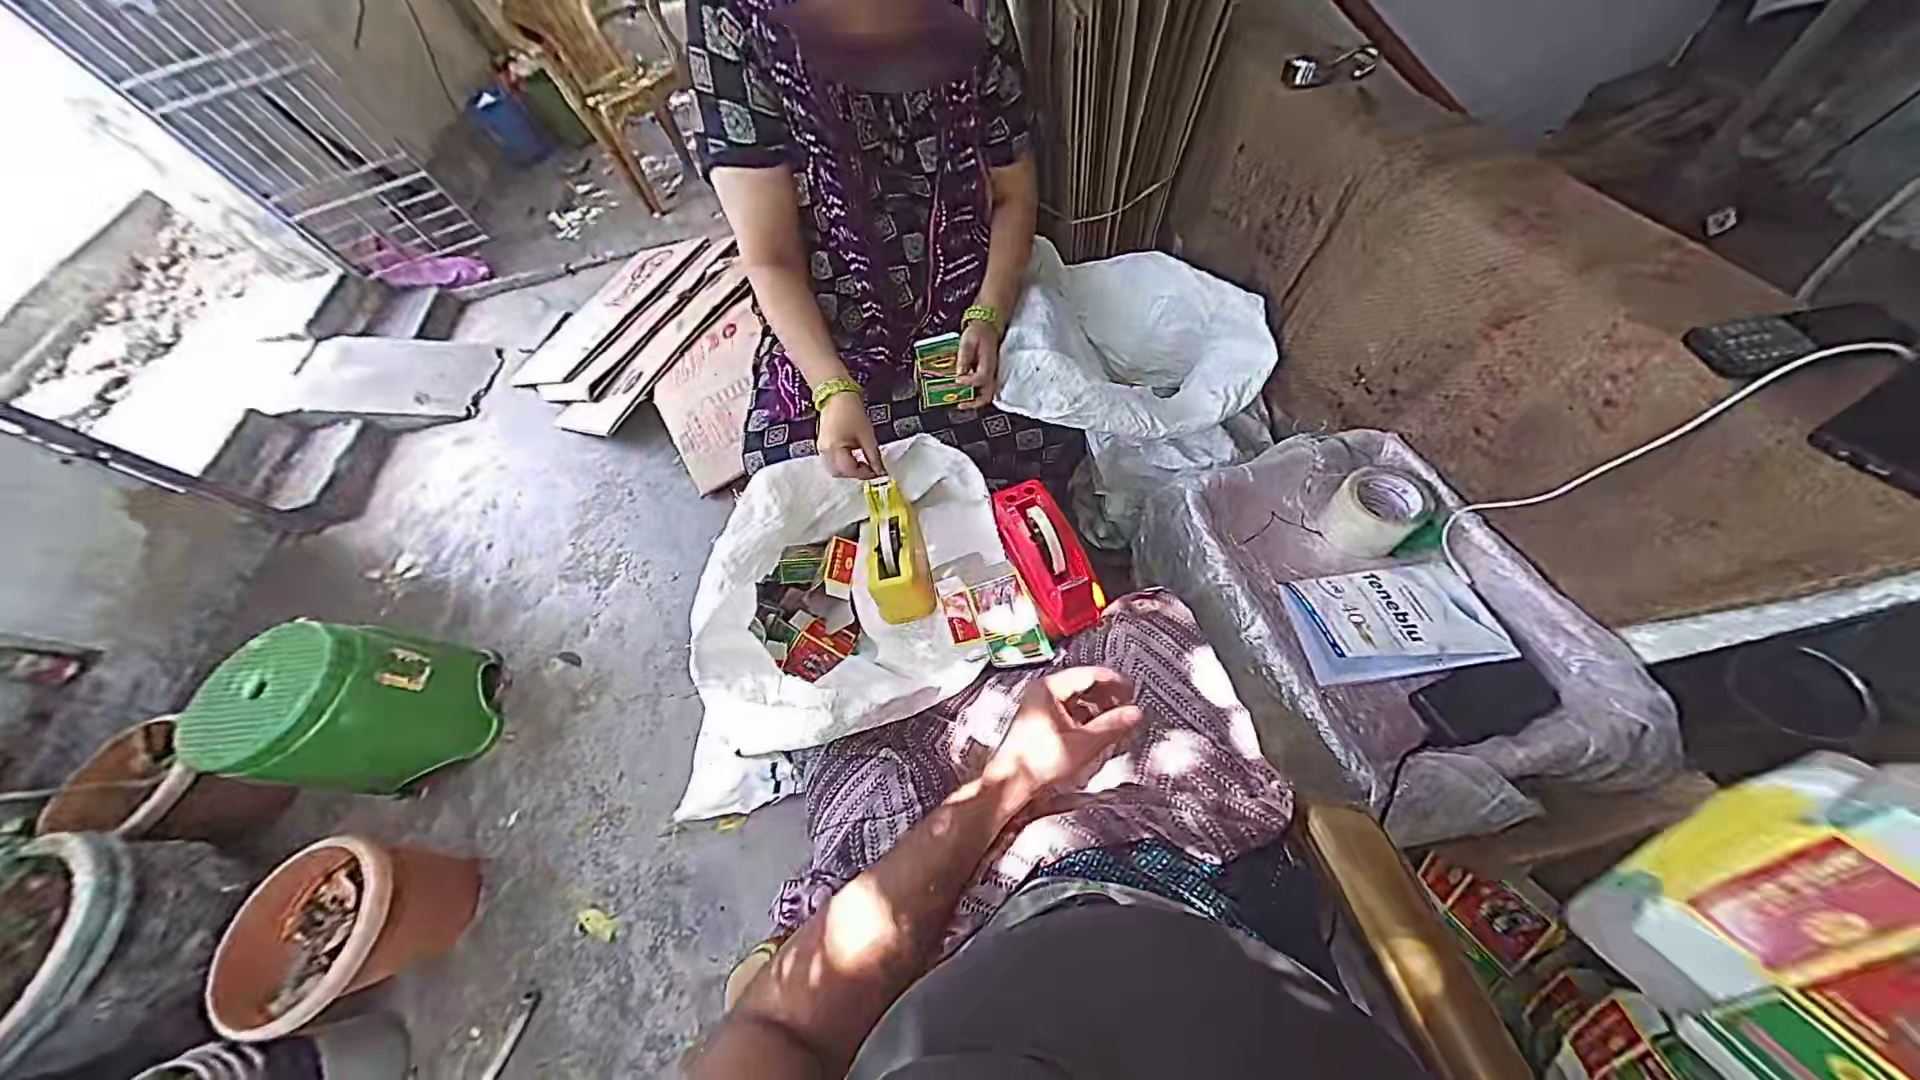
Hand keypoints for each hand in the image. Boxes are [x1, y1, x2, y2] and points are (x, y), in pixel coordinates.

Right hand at [818, 392, 884, 479]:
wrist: (836, 396)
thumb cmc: (853, 413)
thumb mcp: (867, 436)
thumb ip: (874, 457)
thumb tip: (881, 473)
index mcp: (835, 448)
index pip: (850, 470)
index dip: (864, 474)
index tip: (877, 472)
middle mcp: (824, 452)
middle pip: (840, 473)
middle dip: (856, 474)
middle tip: (869, 467)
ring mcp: (821, 450)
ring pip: (835, 470)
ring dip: (849, 470)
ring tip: (862, 462)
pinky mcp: (822, 447)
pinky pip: (832, 463)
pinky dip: (843, 465)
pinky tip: (853, 457)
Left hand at [954, 320, 999, 409]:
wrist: (987, 327)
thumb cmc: (977, 333)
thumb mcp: (967, 343)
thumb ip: (963, 359)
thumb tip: (958, 375)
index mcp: (988, 363)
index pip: (981, 379)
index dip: (968, 382)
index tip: (957, 379)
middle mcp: (992, 372)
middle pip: (987, 395)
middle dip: (973, 403)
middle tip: (960, 404)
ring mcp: (991, 375)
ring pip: (986, 395)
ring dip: (973, 401)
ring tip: (961, 402)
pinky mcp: (987, 376)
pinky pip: (983, 390)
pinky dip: (974, 395)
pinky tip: (963, 393)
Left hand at [983, 666, 1143, 797]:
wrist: (1012, 780)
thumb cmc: (1039, 760)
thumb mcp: (1083, 742)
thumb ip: (1111, 725)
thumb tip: (1134, 712)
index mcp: (1049, 687)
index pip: (1088, 674)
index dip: (1113, 681)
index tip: (1132, 689)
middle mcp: (1043, 690)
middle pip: (1082, 684)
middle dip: (1107, 694)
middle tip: (1128, 703)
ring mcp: (1040, 704)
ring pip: (1076, 698)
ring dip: (1097, 706)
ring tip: (1117, 717)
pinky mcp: (1040, 718)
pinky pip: (1068, 709)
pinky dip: (1085, 716)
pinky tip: (1099, 727)